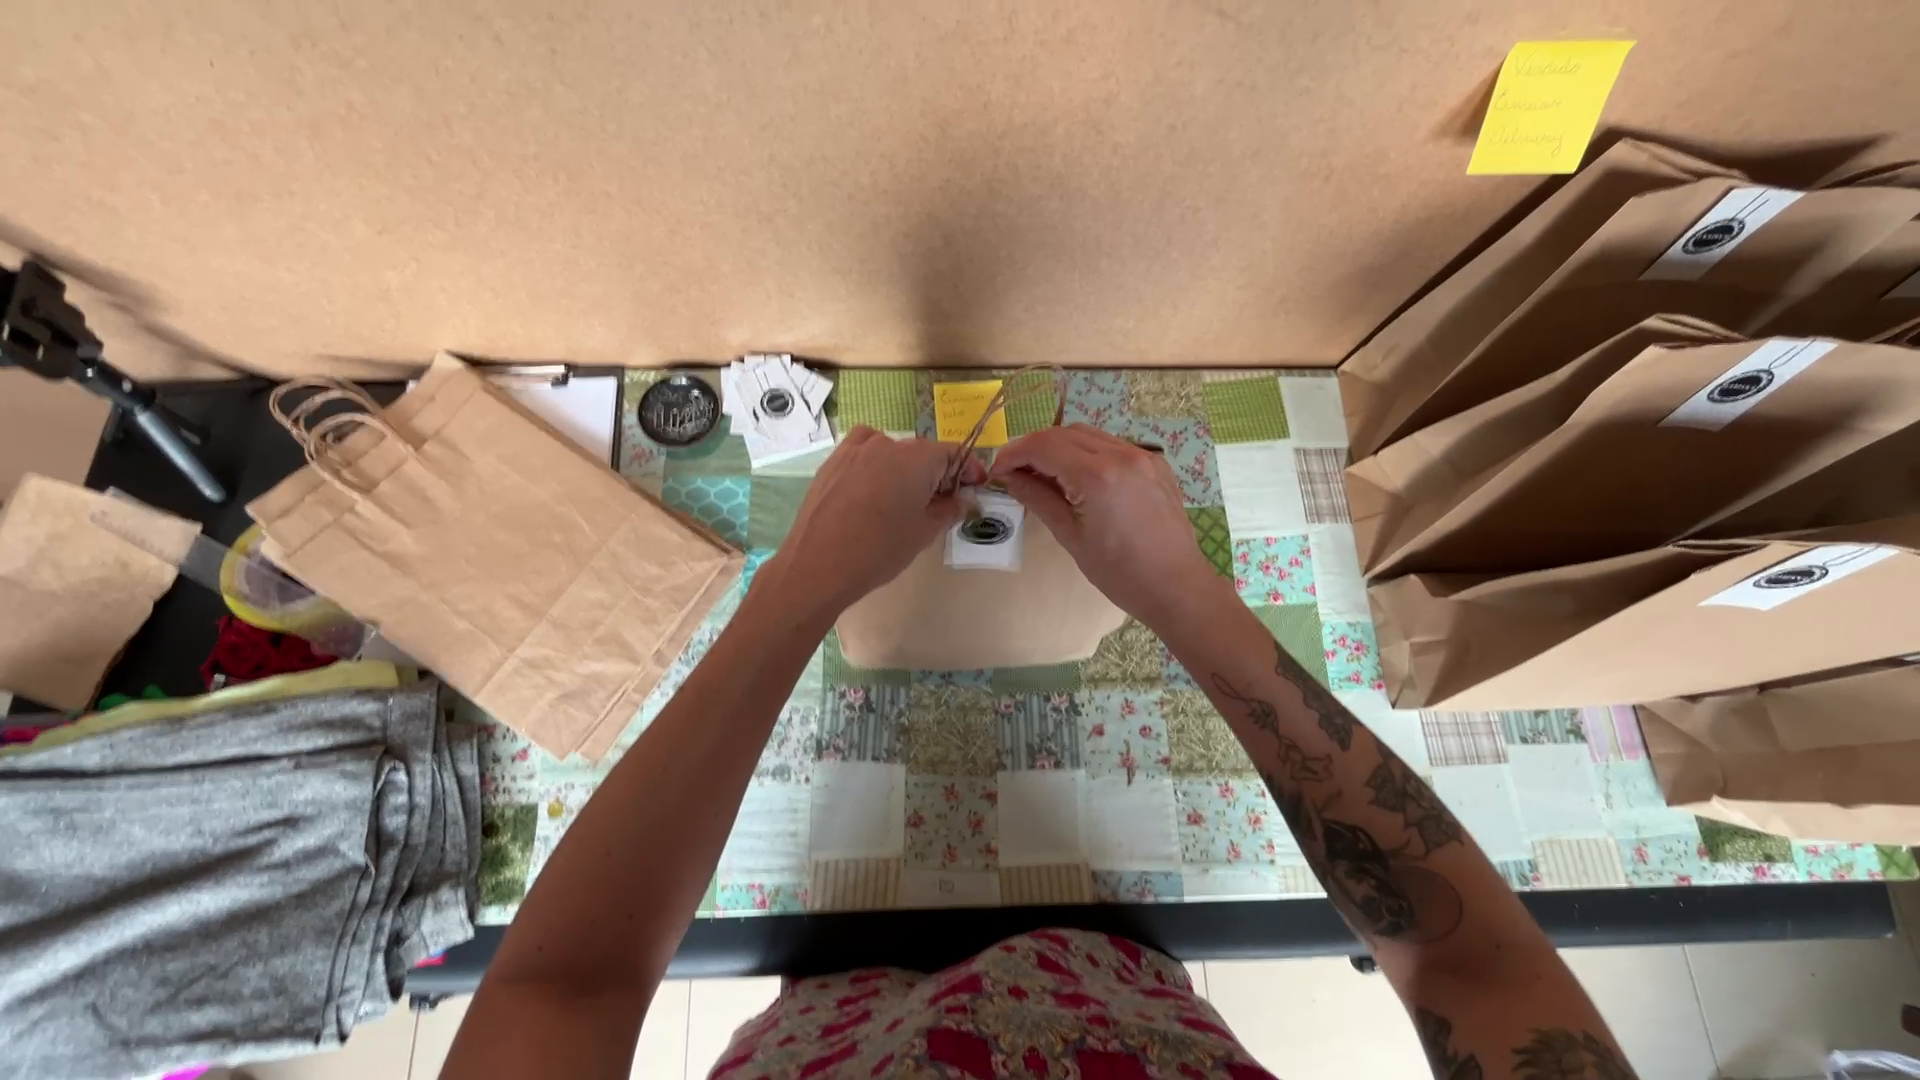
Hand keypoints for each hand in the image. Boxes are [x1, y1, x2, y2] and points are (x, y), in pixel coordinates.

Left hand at [759, 427, 985, 620]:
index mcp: (917, 458)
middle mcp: (888, 444)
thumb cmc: (880, 550)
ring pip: (892, 451)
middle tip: (940, 504)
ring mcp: (856, 450)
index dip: (967, 470)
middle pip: (922, 452)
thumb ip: (949, 510)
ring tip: (902, 500)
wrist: (818, 565)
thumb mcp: (924, 533)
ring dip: (904, 469)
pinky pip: (863, 453)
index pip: (953, 453)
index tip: (974, 487)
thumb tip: (962, 500)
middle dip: (936, 473)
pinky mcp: (833, 462)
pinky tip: (871, 488)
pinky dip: (874, 463)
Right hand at [989, 424, 1225, 627]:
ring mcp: (1143, 456)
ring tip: (1043, 474)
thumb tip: (1010, 478)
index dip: (1014, 453)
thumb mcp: (1071, 537)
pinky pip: (1112, 445)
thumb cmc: (1120, 573)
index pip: (1043, 446)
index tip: (997, 470)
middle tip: (1015, 472)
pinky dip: (1087, 452)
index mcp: (1098, 476)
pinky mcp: (1155, 464)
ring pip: (1089, 435)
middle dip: (1034, 447)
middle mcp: (1122, 455)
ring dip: (1060, 447)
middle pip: (1064, 433)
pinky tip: (1078, 478)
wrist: (1176, 587)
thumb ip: (1039, 499)